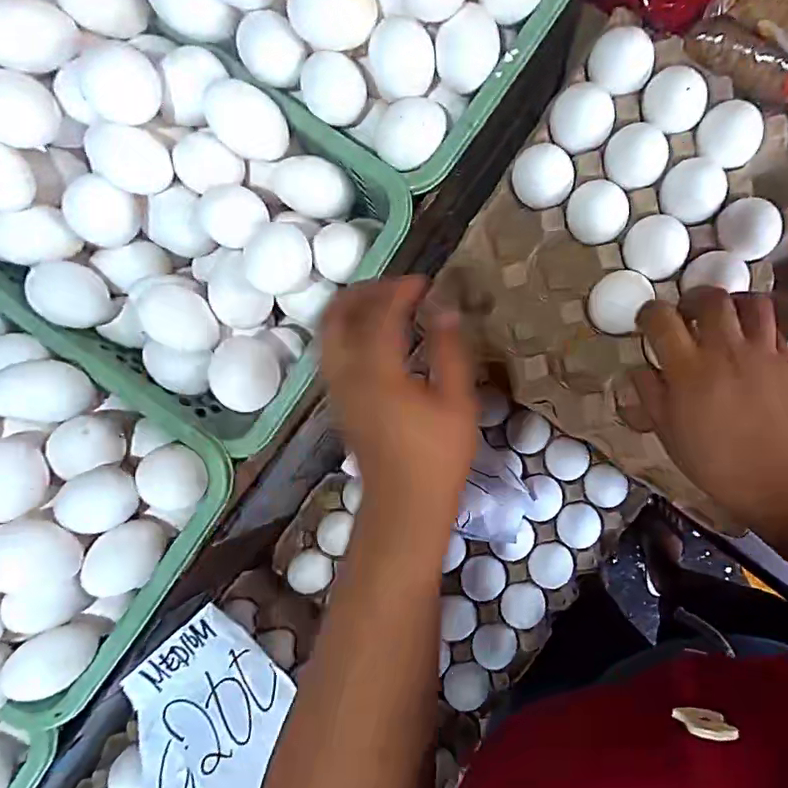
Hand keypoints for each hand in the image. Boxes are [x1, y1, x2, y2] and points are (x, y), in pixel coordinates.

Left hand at [320, 277, 477, 519]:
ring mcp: (337, 390)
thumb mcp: (458, 402)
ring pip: (330, 333)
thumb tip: (445, 311)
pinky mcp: (339, 404)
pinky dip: (351, 333)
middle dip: (365, 292)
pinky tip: (379, 341)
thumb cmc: (438, 455)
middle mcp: (346, 374)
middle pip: (338, 315)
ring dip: (354, 311)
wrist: (404, 504)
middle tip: (398, 289)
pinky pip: (334, 352)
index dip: (401, 291)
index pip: (380, 314)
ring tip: (387, 307)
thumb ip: (450, 351)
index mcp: (376, 370)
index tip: (425, 283)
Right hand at [632, 288, 787, 533]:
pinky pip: (770, 323)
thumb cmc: (712, 459)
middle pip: (707, 298)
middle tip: (686, 313)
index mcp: (687, 368)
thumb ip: (649, 394)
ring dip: (730, 302)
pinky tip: (747, 338)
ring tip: (722, 316)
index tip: (648, 321)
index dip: (649, 313)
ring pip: (746, 302)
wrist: (769, 474)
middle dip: (691, 299)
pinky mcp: (784, 357)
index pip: (661, 318)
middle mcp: (723, 349)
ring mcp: (758, 350)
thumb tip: (638, 370)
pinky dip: (755, 322)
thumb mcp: (667, 431)